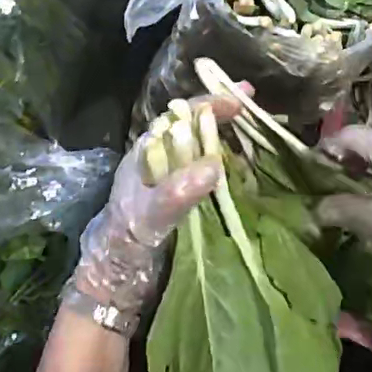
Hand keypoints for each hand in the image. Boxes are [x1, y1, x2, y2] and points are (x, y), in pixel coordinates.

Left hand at [63, 95, 239, 326]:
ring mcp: (171, 171)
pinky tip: (242, 161)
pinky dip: (225, 157)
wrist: (117, 271)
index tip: (241, 100)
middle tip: (254, 104)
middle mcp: (161, 152)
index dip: (213, 103)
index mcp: (150, 146)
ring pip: (202, 141)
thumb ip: (177, 191)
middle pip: (195, 121)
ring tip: (254, 127)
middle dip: (223, 111)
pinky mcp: (181, 189)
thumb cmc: (128, 236)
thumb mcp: (150, 214)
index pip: (184, 113)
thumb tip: (213, 166)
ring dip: (225, 132)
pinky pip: (206, 165)